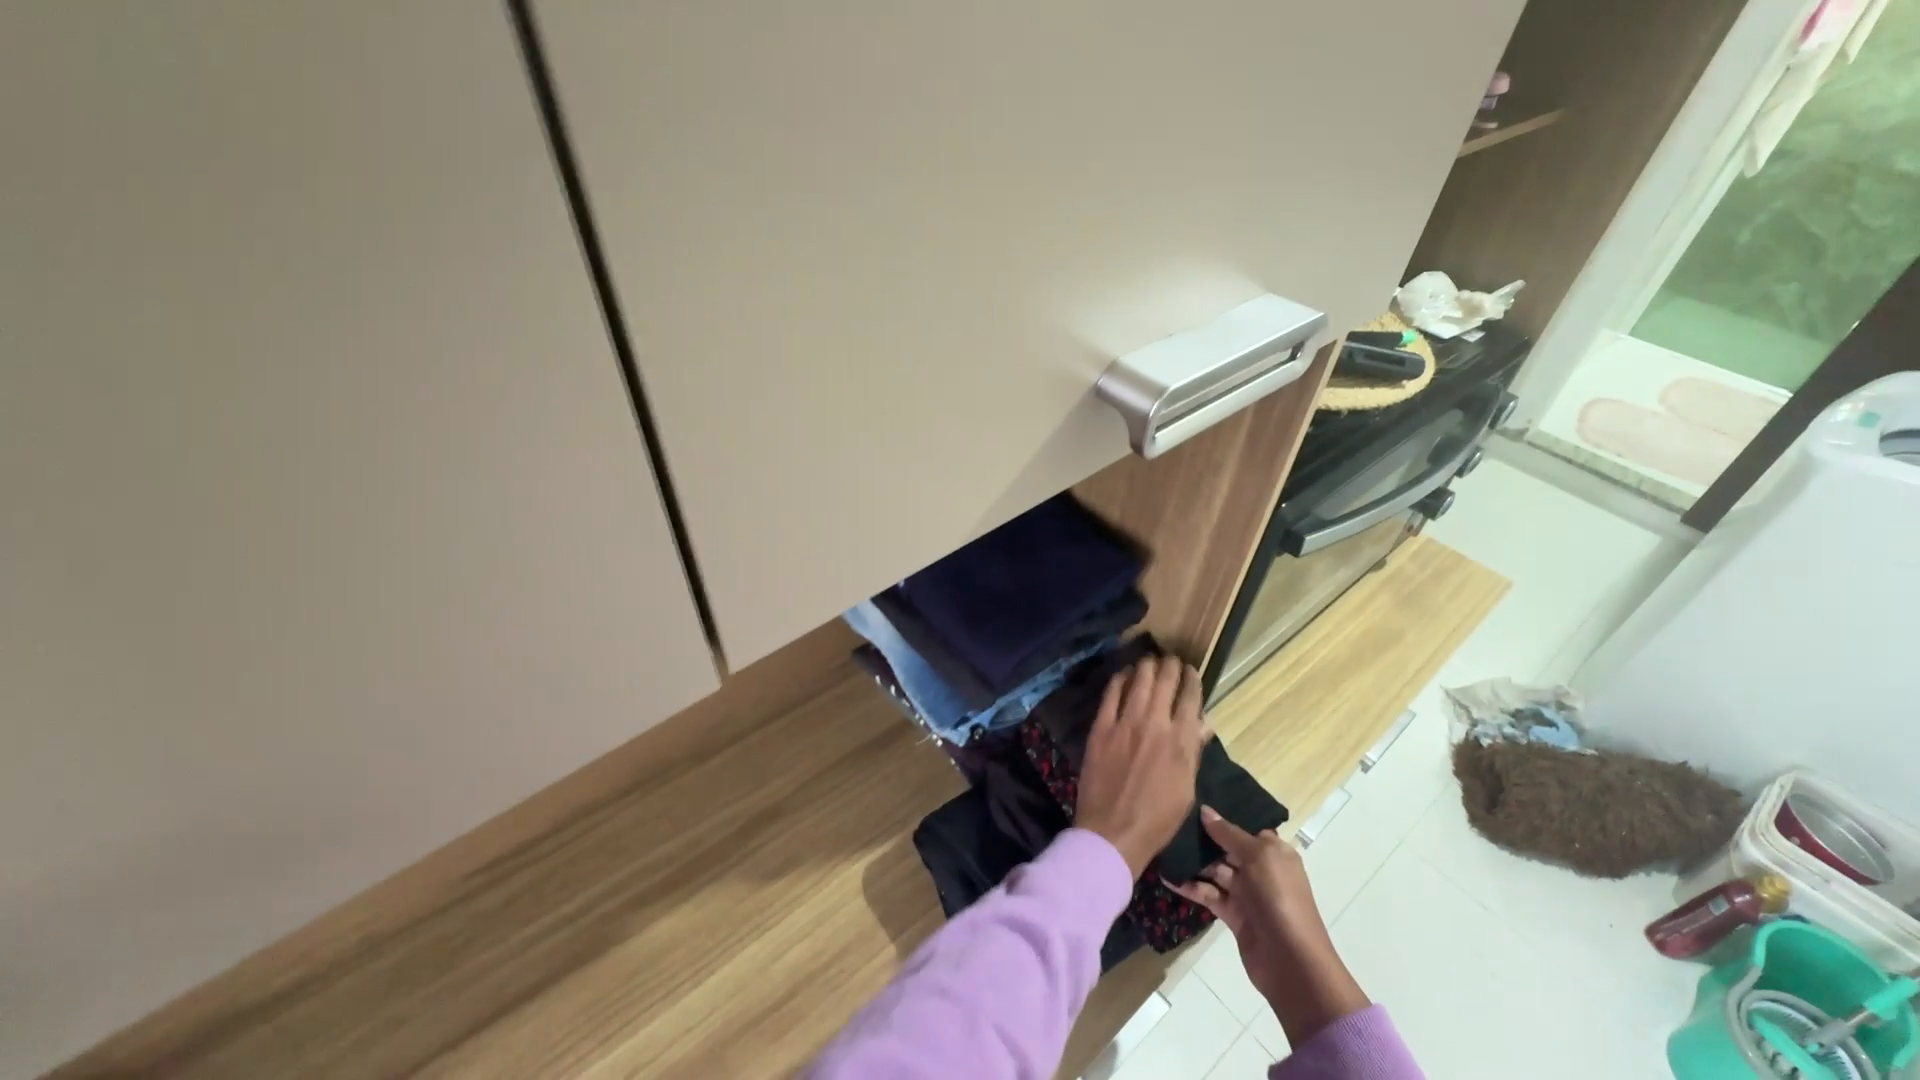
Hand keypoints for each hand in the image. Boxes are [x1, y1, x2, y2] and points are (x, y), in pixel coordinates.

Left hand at [1074, 655, 1208, 878]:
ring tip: (1150, 660)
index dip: (1192, 680)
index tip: (1191, 671)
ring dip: (1146, 667)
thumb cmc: (1157, 818)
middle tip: (1171, 660)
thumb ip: (1193, 752)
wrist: (1114, 832)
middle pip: (1165, 682)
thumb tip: (1204, 725)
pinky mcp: (1101, 728)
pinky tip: (1123, 674)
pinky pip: (1111, 694)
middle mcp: (1155, 724)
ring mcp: (1125, 723)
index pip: (1190, 698)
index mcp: (1180, 741)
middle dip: (1170, 666)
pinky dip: (1119, 680)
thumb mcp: (1187, 788)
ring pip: (1139, 682)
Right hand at [1168, 808, 1370, 1046]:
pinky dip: (1190, 886)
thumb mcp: (1258, 857)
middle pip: (1226, 848)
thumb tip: (1206, 810)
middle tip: (1169, 820)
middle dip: (1202, 837)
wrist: (1290, 959)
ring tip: (1162, 846)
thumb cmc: (1279, 897)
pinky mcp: (1233, 915)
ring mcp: (1246, 894)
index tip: (1193, 800)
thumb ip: (1229, 834)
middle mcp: (1261, 870)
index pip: (1246, 827)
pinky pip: (1208, 894)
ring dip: (1192, 862)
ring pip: (1214, 871)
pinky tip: (1167, 877)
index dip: (1223, 815)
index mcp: (1274, 852)